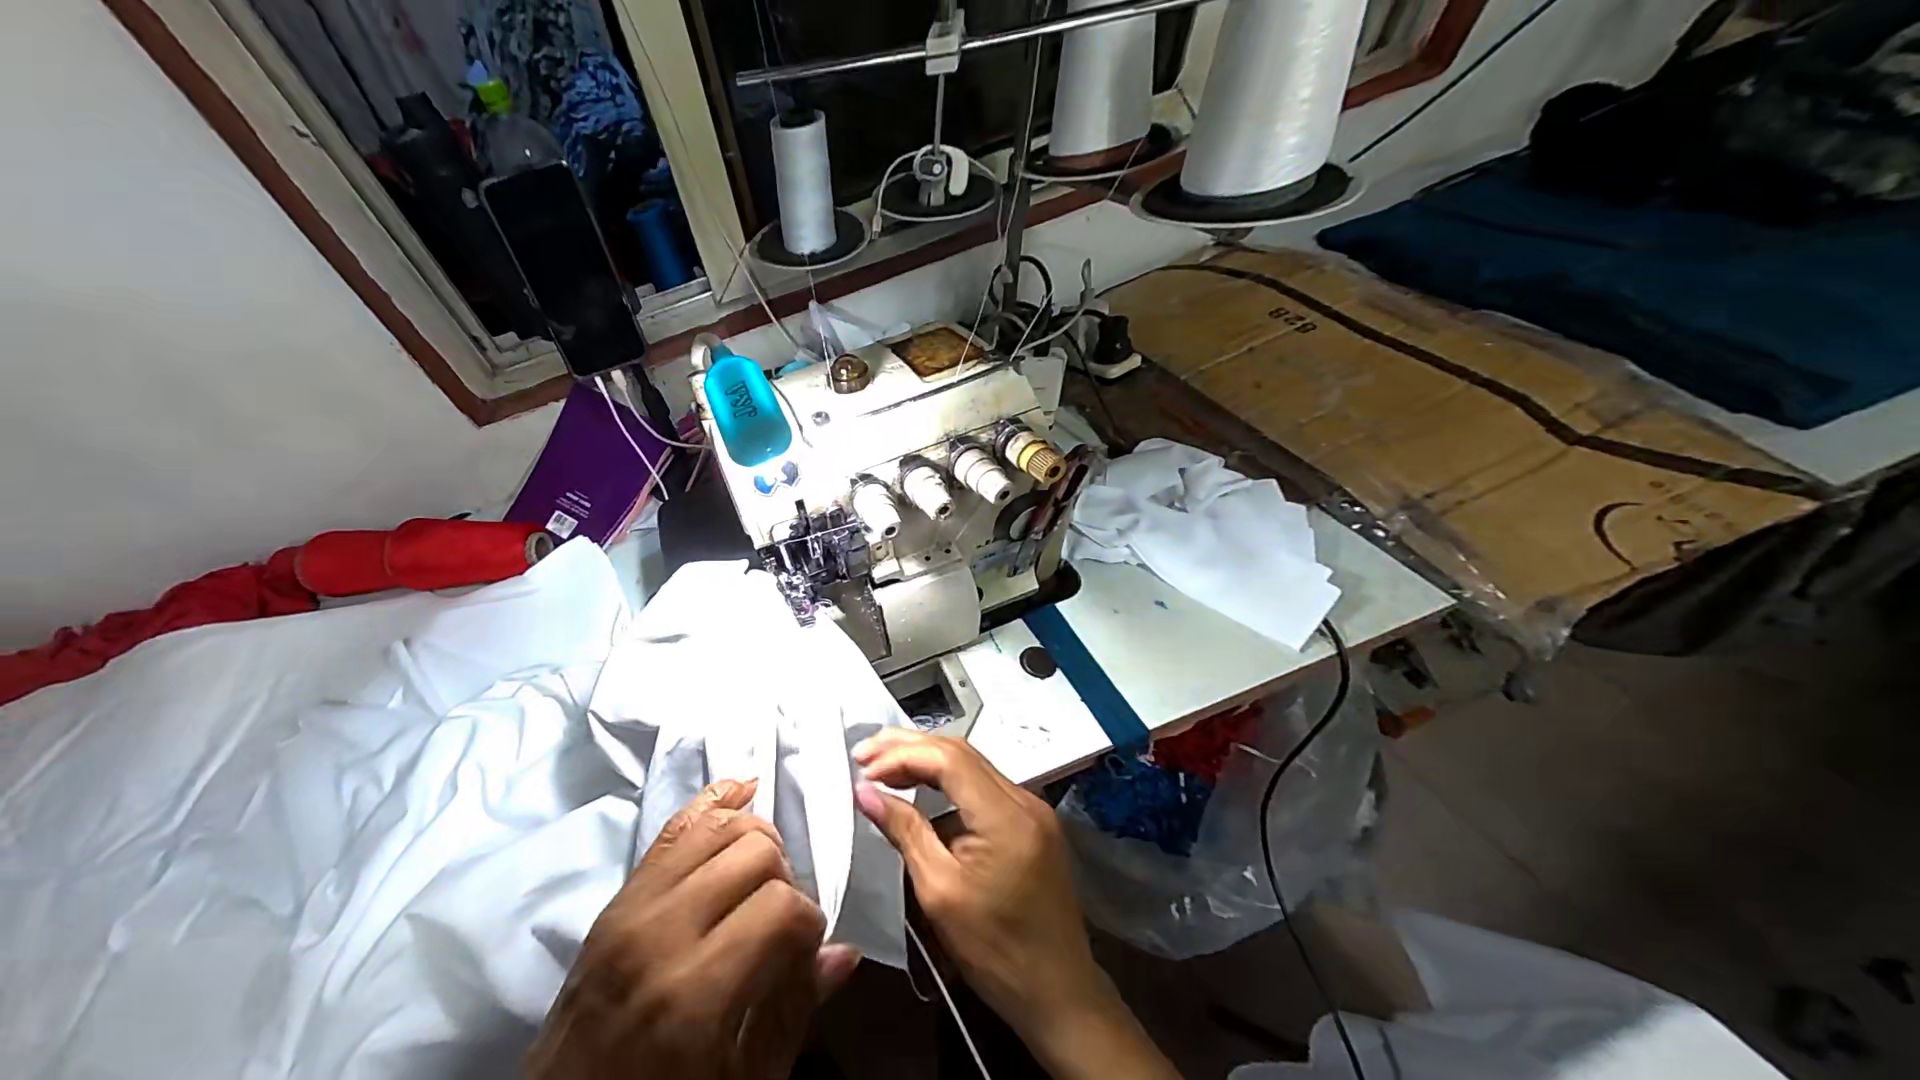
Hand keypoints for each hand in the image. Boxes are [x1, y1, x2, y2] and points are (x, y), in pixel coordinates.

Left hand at [524, 779, 859, 1079]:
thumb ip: (795, 1011)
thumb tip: (843, 952)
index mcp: (693, 992)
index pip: (780, 907)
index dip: (808, 925)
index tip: (803, 954)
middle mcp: (659, 933)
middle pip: (755, 852)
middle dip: (786, 879)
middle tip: (780, 919)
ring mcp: (631, 907)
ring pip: (719, 825)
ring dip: (757, 842)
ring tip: (764, 878)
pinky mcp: (617, 897)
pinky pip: (675, 827)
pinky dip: (714, 802)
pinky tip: (743, 792)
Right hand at [852, 729, 1176, 1079]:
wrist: (1058, 990)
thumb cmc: (995, 950)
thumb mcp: (940, 892)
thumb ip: (905, 832)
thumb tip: (866, 792)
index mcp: (1006, 816)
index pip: (949, 759)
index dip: (902, 755)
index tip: (862, 769)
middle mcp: (1025, 799)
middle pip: (962, 752)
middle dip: (910, 747)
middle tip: (864, 753)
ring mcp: (1033, 807)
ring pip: (973, 764)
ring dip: (927, 760)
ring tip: (882, 766)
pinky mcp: (1032, 821)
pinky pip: (984, 786)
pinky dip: (948, 781)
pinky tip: (920, 788)